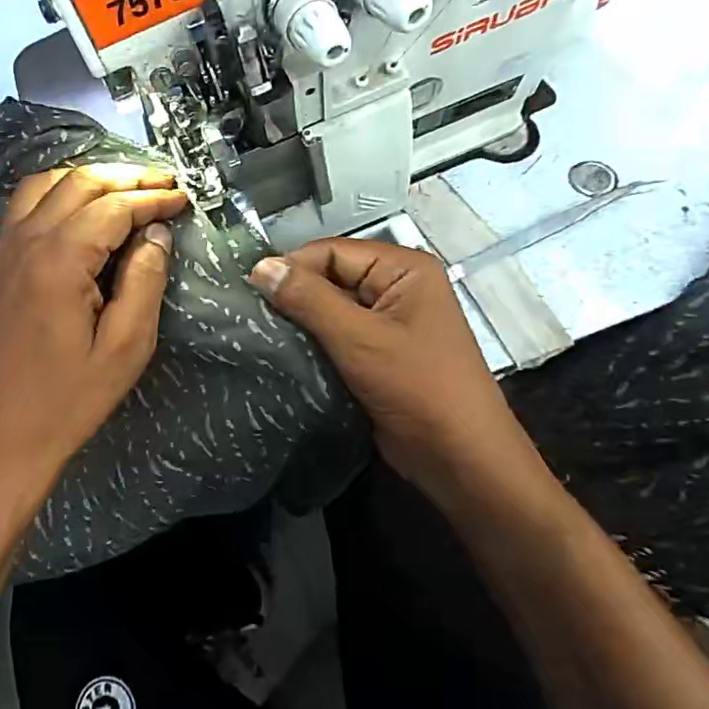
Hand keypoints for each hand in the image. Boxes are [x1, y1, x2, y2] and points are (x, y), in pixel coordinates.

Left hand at [0, 164, 188, 531]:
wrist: (7, 431)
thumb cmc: (73, 396)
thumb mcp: (127, 345)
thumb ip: (145, 280)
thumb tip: (157, 234)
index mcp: (58, 262)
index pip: (112, 207)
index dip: (152, 199)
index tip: (184, 199)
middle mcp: (25, 243)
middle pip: (79, 183)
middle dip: (127, 177)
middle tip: (166, 184)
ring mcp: (4, 250)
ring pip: (47, 184)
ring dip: (91, 178)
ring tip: (130, 188)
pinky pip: (27, 204)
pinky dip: (61, 191)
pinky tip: (86, 207)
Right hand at [247, 238, 539, 500]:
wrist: (459, 456)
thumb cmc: (417, 388)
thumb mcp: (360, 339)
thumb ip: (309, 299)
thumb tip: (260, 266)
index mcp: (405, 268)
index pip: (334, 251)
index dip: (293, 266)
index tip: (248, 290)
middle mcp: (399, 287)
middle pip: (333, 278)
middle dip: (296, 295)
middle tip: (249, 314)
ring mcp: (391, 322)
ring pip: (334, 310)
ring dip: (303, 322)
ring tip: (260, 334)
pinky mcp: (381, 355)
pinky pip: (341, 338)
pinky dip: (317, 344)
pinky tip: (285, 354)